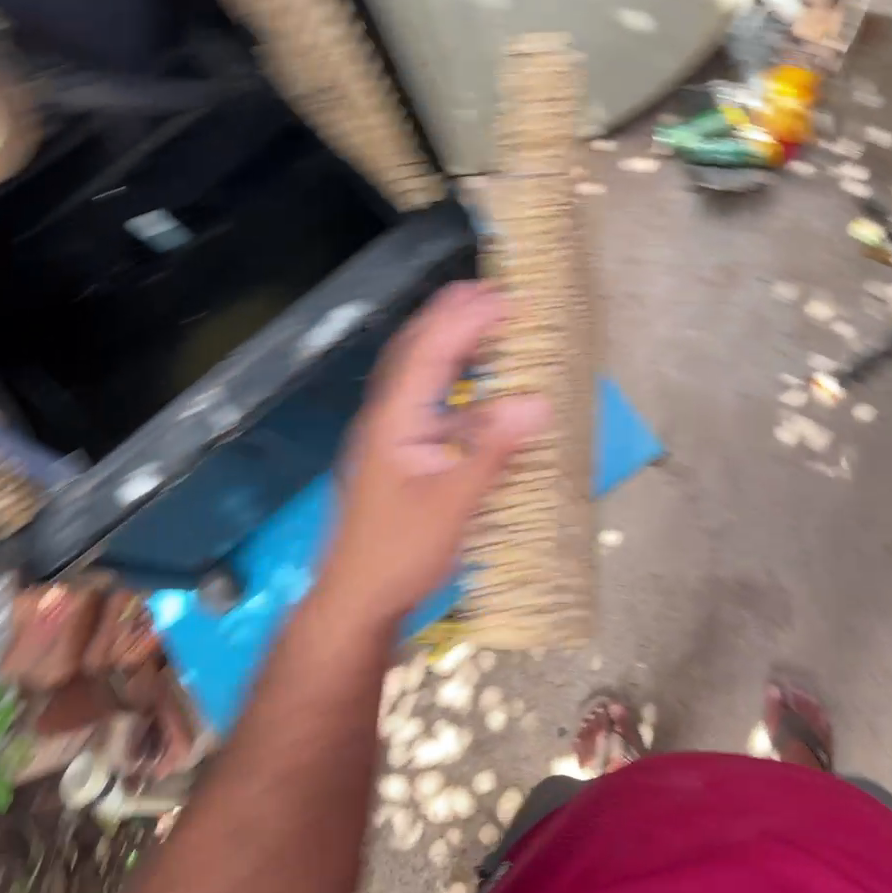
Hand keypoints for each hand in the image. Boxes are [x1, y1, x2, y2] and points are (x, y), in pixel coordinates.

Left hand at [315, 282, 548, 624]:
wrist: (355, 600)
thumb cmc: (398, 554)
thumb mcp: (451, 505)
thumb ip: (491, 452)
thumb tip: (536, 402)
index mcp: (394, 420)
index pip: (430, 353)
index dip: (466, 320)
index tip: (505, 297)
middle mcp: (387, 418)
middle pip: (416, 352)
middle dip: (451, 317)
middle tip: (492, 292)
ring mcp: (389, 437)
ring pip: (419, 376)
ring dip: (450, 344)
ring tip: (485, 323)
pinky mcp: (398, 457)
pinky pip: (427, 403)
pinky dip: (453, 382)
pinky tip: (476, 392)